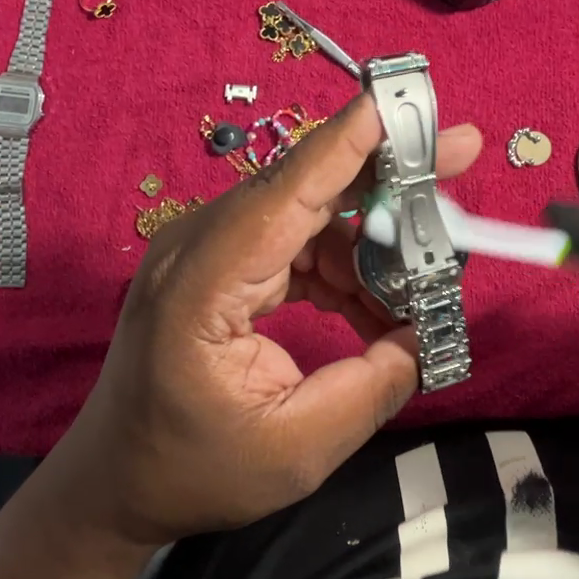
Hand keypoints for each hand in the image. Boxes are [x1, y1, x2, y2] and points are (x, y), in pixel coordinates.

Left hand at [47, 94, 482, 546]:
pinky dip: (342, 267)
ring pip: (308, 215)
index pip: (284, 193)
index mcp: (202, 285)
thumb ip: (370, 390)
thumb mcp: (295, 451)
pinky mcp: (222, 264)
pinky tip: (378, 305)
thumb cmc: (193, 470)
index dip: (346, 143)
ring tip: (424, 281)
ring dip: (370, 241)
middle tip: (460, 154)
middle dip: (385, 173)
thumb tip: (424, 335)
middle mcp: (200, 246)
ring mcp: (209, 250)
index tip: (398, 100)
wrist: (118, 478)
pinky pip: (296, 243)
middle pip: (304, 188)